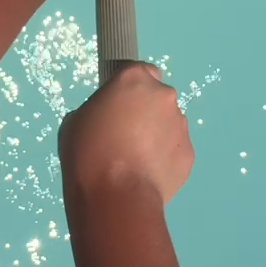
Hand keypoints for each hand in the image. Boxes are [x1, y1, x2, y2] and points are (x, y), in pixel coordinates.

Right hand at [59, 63, 193, 204]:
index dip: (130, 87)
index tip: (120, 104)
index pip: (140, 70)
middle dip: (146, 111)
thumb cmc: (87, 152)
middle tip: (125, 135)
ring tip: (135, 160)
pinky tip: (146, 174)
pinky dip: (164, 157)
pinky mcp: (189, 153)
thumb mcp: (77, 120)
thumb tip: (109, 120)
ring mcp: (180, 124)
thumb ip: (99, 109)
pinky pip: (175, 149)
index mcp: (134, 79)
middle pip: (157, 97)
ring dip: (157, 134)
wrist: (114, 196)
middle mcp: (163, 95)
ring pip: (169, 123)